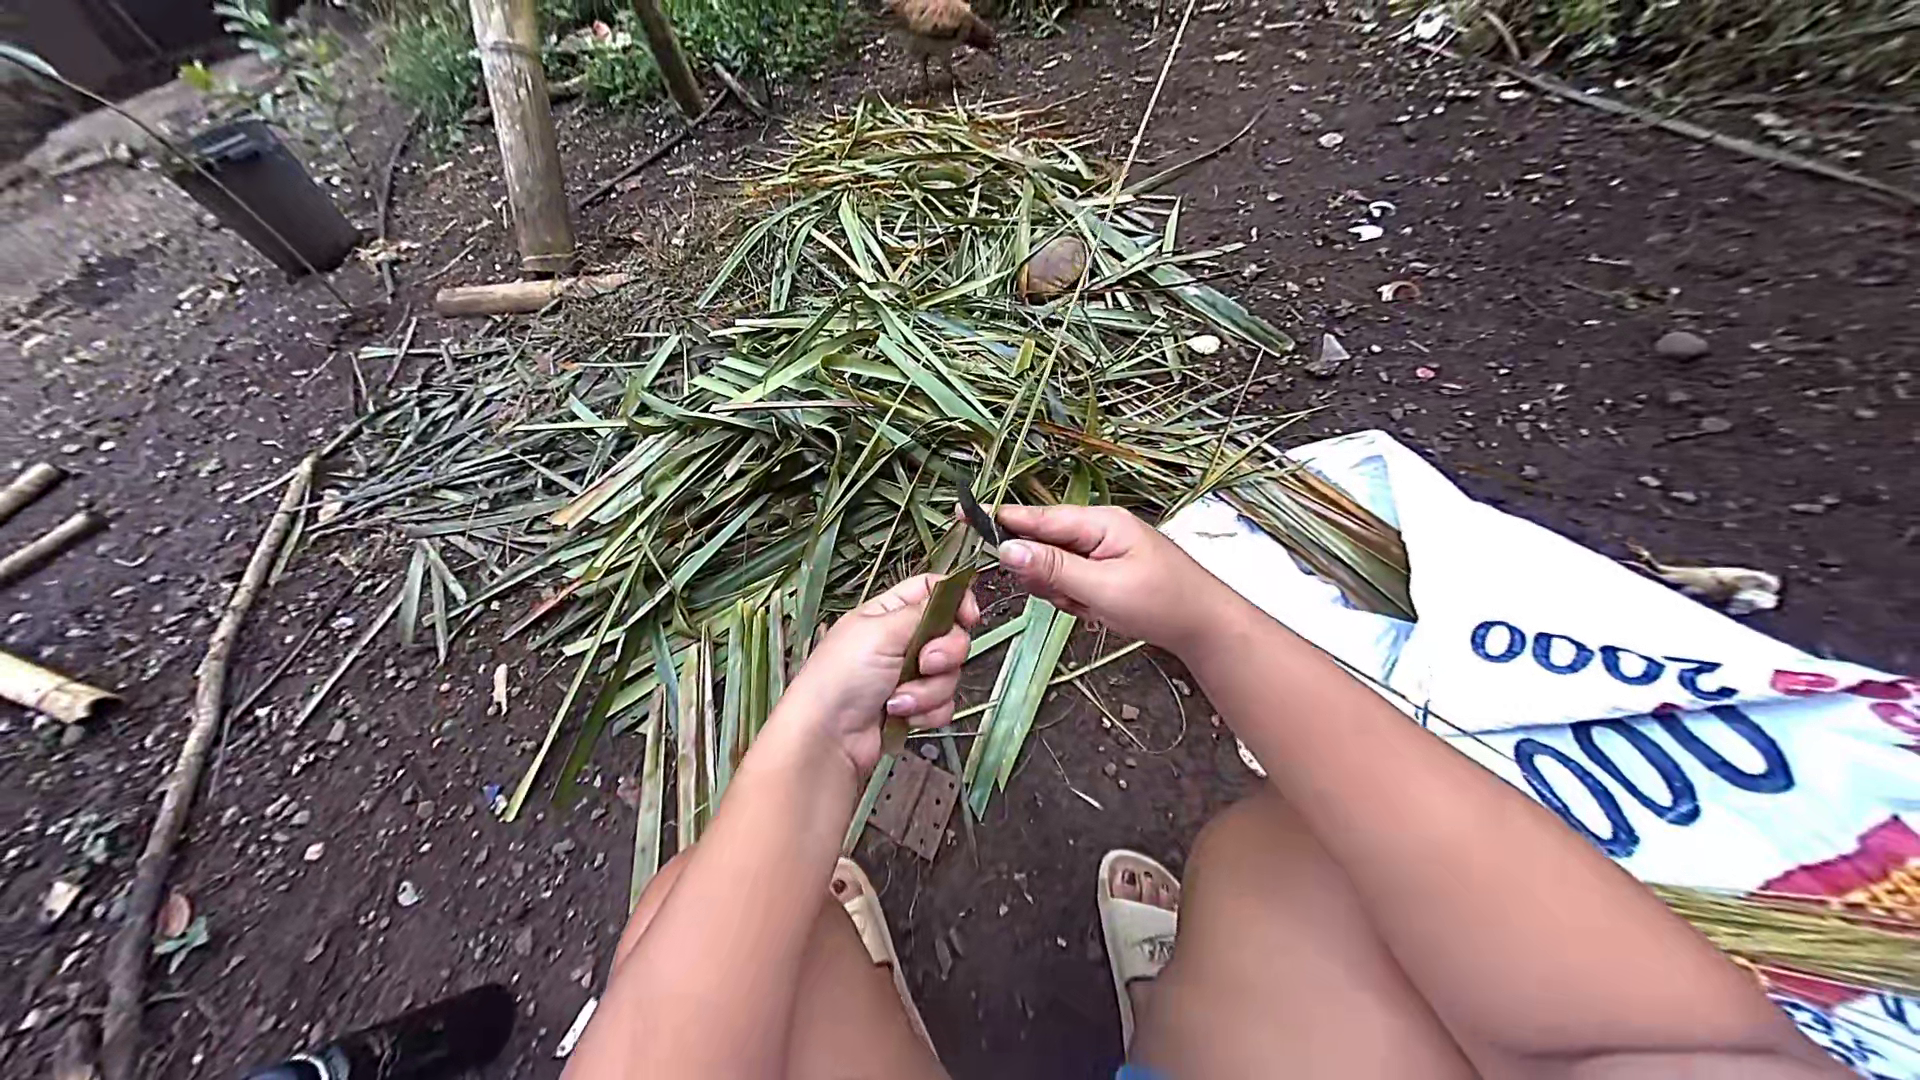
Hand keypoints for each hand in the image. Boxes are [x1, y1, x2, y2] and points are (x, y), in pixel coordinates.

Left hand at [772, 574, 978, 773]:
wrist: (828, 738)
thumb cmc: (842, 677)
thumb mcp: (880, 631)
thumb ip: (922, 610)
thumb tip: (954, 592)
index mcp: (889, 613)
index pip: (934, 591)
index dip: (957, 601)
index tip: (968, 618)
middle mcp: (901, 640)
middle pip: (951, 634)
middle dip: (944, 654)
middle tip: (924, 664)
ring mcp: (909, 675)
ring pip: (950, 673)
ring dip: (928, 690)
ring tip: (898, 699)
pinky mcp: (915, 705)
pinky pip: (944, 703)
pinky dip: (926, 711)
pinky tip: (902, 716)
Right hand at [993, 504, 1239, 653]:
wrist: (1207, 628)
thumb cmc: (1163, 602)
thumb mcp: (1102, 587)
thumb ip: (1052, 568)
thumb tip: (1007, 549)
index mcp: (1100, 522)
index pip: (1040, 518)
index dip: (1002, 519)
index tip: (964, 515)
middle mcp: (1098, 531)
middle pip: (1044, 546)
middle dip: (1047, 576)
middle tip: (1069, 597)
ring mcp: (1103, 552)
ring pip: (1056, 569)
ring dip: (1064, 593)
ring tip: (1092, 607)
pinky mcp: (1105, 572)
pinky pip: (1072, 583)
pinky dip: (1077, 600)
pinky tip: (1099, 611)